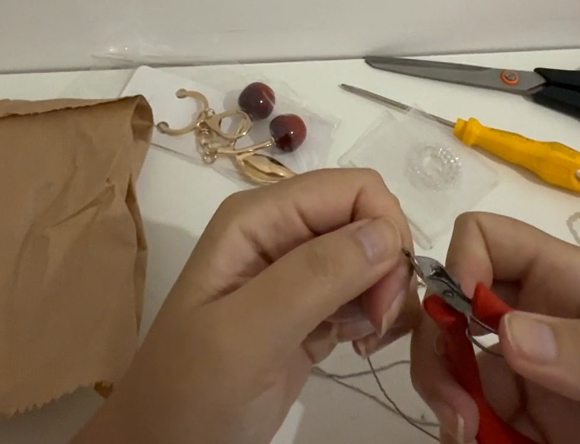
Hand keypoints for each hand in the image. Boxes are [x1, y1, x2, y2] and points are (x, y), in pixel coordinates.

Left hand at [75, 168, 417, 443]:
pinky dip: (375, 314)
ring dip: (384, 294)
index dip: (382, 229)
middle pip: (366, 217)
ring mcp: (295, 270)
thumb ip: (314, 277)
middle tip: (375, 325)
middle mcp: (281, 230)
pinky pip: (364, 290)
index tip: (384, 295)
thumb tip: (385, 231)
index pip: (350, 187)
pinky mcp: (310, 309)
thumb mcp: (246, 334)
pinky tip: (357, 345)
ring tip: (365, 340)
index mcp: (260, 216)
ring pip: (372, 254)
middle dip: (387, 265)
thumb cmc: (192, 392)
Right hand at [411, 213, 579, 443]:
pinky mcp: (540, 433)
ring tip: (464, 439)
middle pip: (458, 303)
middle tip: (452, 410)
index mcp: (578, 284)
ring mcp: (541, 381)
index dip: (461, 263)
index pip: (493, 240)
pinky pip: (483, 420)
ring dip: (445, 393)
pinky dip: (466, 433)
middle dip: (438, 340)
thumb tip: (505, 332)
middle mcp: (547, 323)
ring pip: (459, 364)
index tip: (459, 324)